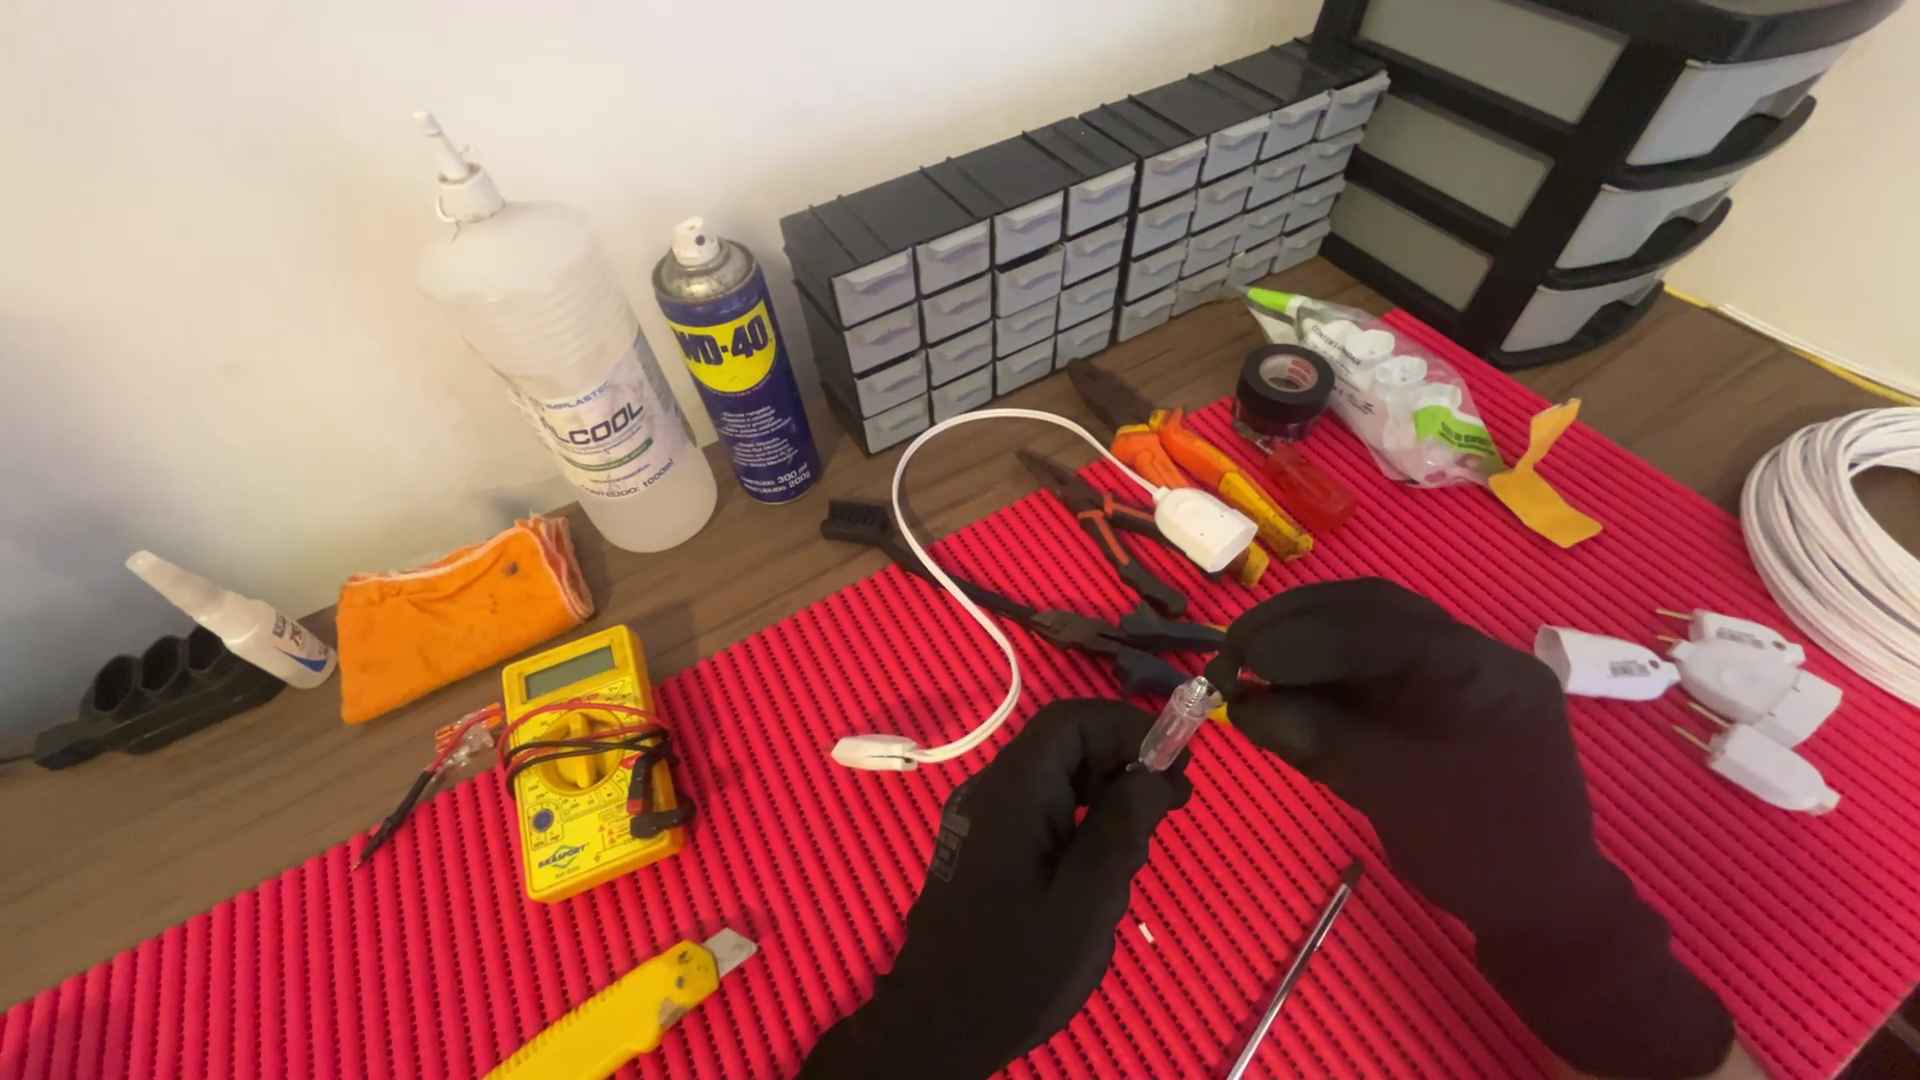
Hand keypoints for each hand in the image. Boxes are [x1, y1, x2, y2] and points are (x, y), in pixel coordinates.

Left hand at [799, 700, 1191, 1079]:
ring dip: (1107, 787)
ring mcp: (987, 815)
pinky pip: (1043, 805)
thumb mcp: (1085, 904)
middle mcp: (993, 788)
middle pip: (1064, 744)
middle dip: (1123, 757)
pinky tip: (1111, 852)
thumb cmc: (1014, 969)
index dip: (1127, 726)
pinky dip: (1083, 813)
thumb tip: (1156, 774)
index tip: (1177, 759)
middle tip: (1177, 796)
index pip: (1070, 721)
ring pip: (1057, 774)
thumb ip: (1121, 831)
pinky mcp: (990, 841)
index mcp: (1012, 790)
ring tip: (1151, 827)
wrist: (936, 1025)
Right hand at [1206, 579, 1732, 1079]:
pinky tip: (1282, 676)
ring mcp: (1452, 665)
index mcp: (1479, 671)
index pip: (1377, 630)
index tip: (1241, 657)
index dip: (1300, 639)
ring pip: (1365, 622)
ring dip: (1301, 633)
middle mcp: (1469, 652)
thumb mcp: (1386, 791)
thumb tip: (1240, 704)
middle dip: (1293, 621)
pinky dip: (1319, 661)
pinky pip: (1368, 655)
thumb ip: (1311, 736)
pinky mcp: (1432, 685)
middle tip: (1236, 645)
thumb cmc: (1475, 849)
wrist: (1539, 899)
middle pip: (1369, 608)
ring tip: (1249, 656)